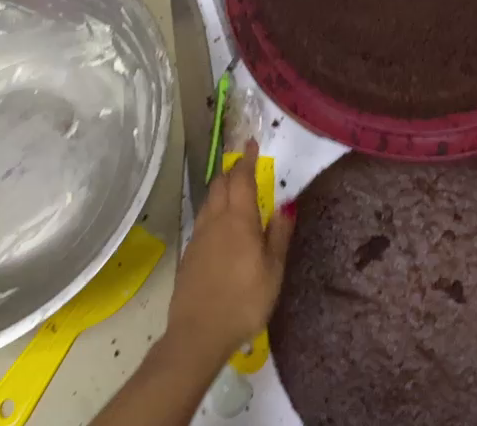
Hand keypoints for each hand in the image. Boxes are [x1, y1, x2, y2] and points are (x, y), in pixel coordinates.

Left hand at [166, 141, 294, 361]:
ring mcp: (198, 236)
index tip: (251, 143)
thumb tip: (287, 203)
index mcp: (239, 220)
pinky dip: (212, 208)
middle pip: (220, 184)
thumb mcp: (273, 271)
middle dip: (232, 169)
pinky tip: (218, 220)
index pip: (242, 179)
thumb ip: (279, 235)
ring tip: (230, 185)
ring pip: (208, 200)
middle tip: (244, 161)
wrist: (198, 332)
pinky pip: (202, 218)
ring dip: (220, 186)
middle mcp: (215, 220)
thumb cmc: (244, 302)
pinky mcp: (189, 252)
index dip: (247, 159)